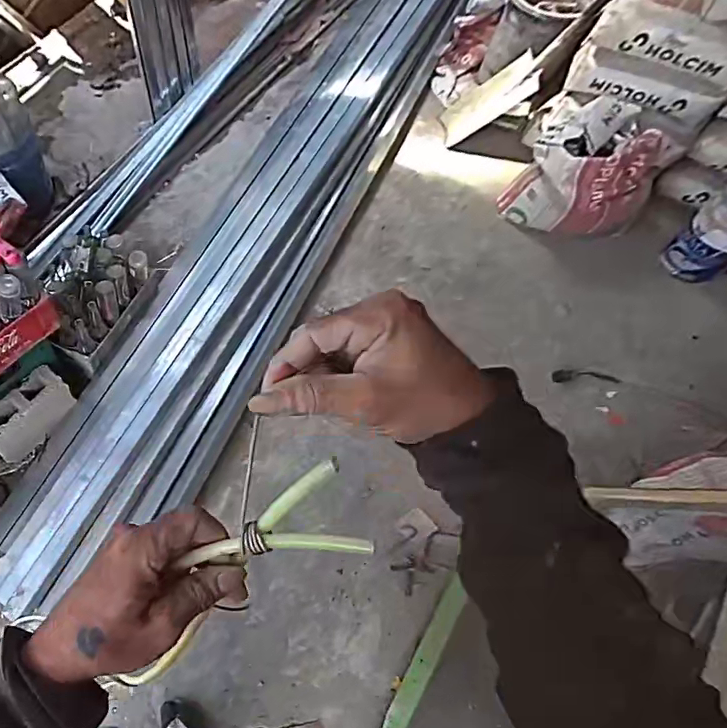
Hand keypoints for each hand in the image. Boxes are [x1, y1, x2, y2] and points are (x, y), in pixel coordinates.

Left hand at [24, 507, 247, 683]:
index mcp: (141, 546)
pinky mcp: (120, 557)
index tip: (233, 571)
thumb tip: (233, 574)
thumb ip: (198, 595)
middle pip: (185, 533)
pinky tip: (176, 602)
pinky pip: (158, 555)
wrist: (59, 651)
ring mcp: (123, 545)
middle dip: (211, 560)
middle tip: (227, 597)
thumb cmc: (109, 643)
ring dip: (194, 570)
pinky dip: (175, 573)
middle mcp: (132, 536)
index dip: (220, 538)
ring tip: (199, 607)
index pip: (193, 520)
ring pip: (174, 546)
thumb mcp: (161, 626)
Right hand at [246, 290, 494, 443]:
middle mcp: (379, 306)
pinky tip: (331, 391)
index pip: (314, 334)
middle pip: (320, 336)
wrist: (468, 421)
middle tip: (289, 401)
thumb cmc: (420, 408)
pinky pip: (346, 349)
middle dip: (301, 369)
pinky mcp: (387, 333)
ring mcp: (385, 318)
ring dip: (316, 372)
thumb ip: (308, 397)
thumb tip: (258, 402)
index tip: (268, 393)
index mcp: (377, 314)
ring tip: (313, 400)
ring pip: (330, 344)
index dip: (285, 363)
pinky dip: (333, 371)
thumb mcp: (360, 402)